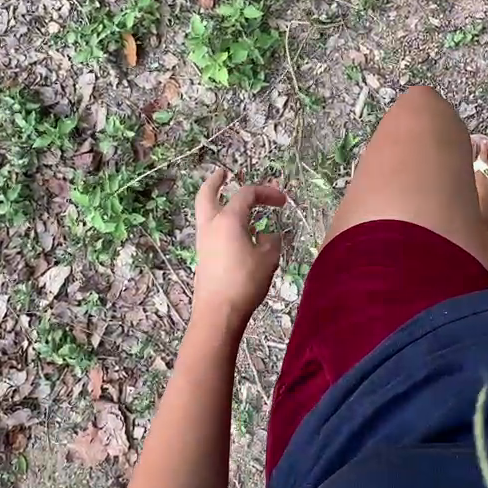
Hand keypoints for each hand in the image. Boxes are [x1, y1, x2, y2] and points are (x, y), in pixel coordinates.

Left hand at [190, 167, 286, 328]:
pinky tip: (237, 232)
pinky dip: (221, 222)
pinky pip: (211, 230)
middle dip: (215, 182)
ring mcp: (204, 242)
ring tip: (232, 203)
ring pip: (206, 213)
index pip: (247, 194)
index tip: (284, 201)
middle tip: (223, 173)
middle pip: (207, 195)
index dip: (267, 192)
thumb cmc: (245, 282)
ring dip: (218, 203)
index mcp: (228, 220)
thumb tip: (266, 235)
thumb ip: (271, 241)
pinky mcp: (203, 258)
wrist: (218, 314)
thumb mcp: (268, 258)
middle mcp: (211, 226)